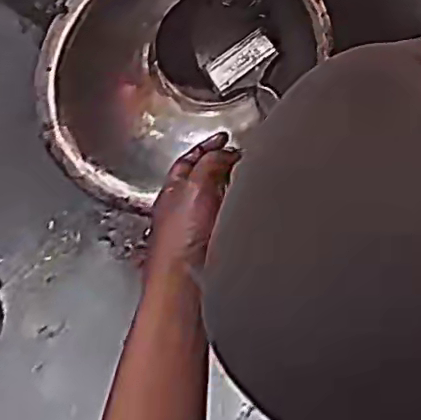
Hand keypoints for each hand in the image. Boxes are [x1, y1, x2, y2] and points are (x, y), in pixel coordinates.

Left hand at [146, 132, 239, 275]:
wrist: (186, 282)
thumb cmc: (180, 240)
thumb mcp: (197, 185)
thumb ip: (212, 162)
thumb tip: (227, 152)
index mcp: (172, 190)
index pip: (190, 159)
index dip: (208, 145)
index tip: (224, 137)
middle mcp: (182, 208)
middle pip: (204, 177)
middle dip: (223, 164)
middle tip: (242, 156)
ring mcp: (196, 227)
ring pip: (217, 196)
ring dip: (231, 186)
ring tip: (248, 179)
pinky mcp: (211, 243)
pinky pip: (228, 215)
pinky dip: (237, 207)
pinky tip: (246, 208)